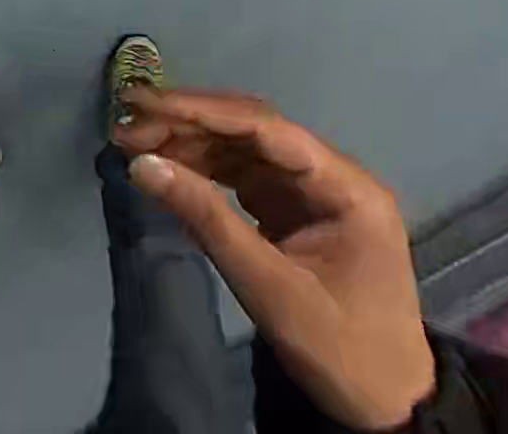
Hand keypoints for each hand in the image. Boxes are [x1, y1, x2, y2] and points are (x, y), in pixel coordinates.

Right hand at [116, 89, 434, 430]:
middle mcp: (327, 173)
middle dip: (183, 121)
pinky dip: (195, 162)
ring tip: (132, 140)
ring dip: (184, 138)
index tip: (143, 103)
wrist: (381, 405)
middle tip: (126, 124)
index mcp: (345, 187)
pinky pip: (234, 167)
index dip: (200, 109)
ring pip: (235, 143)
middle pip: (246, 127)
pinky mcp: (285, 201)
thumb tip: (139, 163)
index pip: (263, 127)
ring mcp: (305, 186)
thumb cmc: (338, 348)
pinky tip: (163, 163)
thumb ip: (205, 218)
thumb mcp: (268, 286)